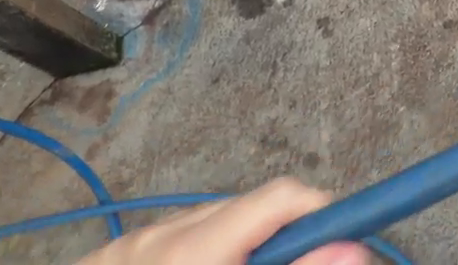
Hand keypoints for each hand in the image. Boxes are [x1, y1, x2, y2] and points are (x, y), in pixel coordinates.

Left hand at [77, 178, 372, 264]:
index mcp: (188, 254)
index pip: (279, 198)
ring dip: (239, 252)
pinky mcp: (105, 260)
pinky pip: (170, 246)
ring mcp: (123, 250)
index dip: (321, 212)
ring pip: (208, 229)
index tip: (348, 243)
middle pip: (248, 211)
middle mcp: (155, 239)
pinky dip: (199, 261)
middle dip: (280, 243)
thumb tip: (352, 248)